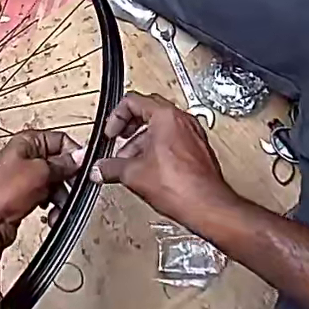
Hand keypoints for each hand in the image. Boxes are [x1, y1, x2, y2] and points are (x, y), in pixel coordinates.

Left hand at [0, 130, 83, 250]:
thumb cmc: (1, 193)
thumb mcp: (40, 172)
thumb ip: (63, 164)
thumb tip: (80, 156)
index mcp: (27, 142)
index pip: (60, 140)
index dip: (73, 155)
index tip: (84, 170)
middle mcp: (25, 157)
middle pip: (58, 163)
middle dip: (67, 179)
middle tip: (74, 191)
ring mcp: (23, 177)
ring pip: (54, 182)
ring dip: (61, 197)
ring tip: (60, 209)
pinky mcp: (23, 196)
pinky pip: (46, 197)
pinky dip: (52, 206)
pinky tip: (52, 216)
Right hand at [91, 92, 242, 226]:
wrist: (208, 207)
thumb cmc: (181, 186)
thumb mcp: (134, 174)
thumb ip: (111, 167)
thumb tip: (100, 168)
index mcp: (165, 116)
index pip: (133, 101)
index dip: (116, 116)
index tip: (111, 133)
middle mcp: (182, 120)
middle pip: (148, 110)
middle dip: (129, 127)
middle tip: (119, 140)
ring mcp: (193, 134)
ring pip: (162, 126)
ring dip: (143, 140)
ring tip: (132, 161)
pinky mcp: (199, 149)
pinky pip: (174, 139)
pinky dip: (159, 148)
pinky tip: (150, 169)